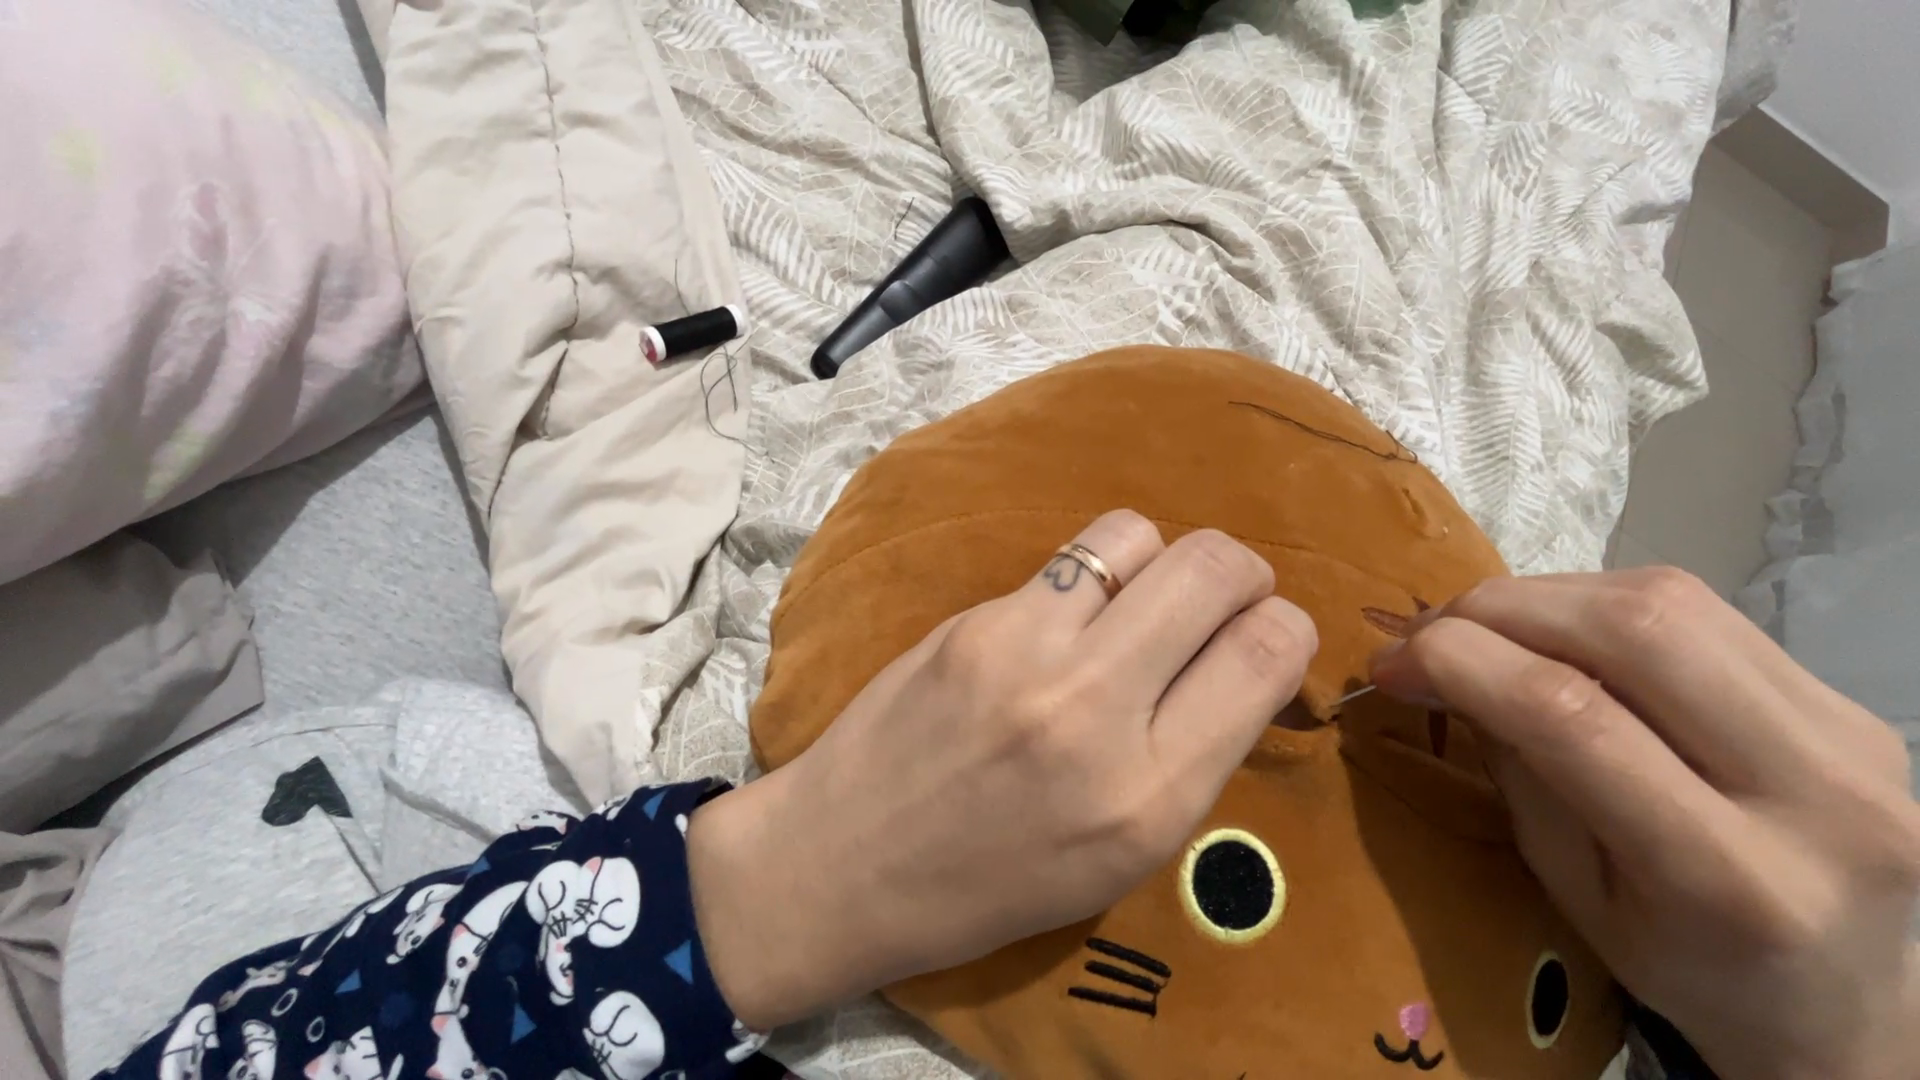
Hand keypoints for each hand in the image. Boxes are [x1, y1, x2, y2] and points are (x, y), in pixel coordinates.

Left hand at [687, 510, 1317, 1030]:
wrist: (843, 863)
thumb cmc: (989, 884)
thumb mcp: (1121, 856)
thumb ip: (1189, 753)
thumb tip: (1236, 659)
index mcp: (1151, 795)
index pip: (1267, 652)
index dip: (1283, 628)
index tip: (1261, 638)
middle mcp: (1096, 709)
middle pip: (1214, 568)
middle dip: (1239, 572)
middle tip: (1219, 599)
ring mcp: (1025, 651)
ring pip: (1138, 536)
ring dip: (1158, 560)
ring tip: (1134, 603)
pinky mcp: (971, 618)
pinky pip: (1066, 558)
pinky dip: (1089, 575)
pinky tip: (1061, 618)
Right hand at [1370, 567, 1919, 1079]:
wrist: (1843, 993)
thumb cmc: (1676, 959)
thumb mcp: (1568, 884)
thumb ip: (1515, 765)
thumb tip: (1435, 664)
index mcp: (1733, 878)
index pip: (1573, 718)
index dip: (1460, 663)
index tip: (1387, 662)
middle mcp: (1822, 792)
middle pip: (1634, 631)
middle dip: (1497, 609)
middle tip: (1426, 632)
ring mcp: (1853, 731)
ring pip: (1668, 600)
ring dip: (1541, 595)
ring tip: (1478, 626)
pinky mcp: (1847, 695)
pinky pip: (1698, 607)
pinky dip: (1592, 600)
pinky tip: (1552, 630)